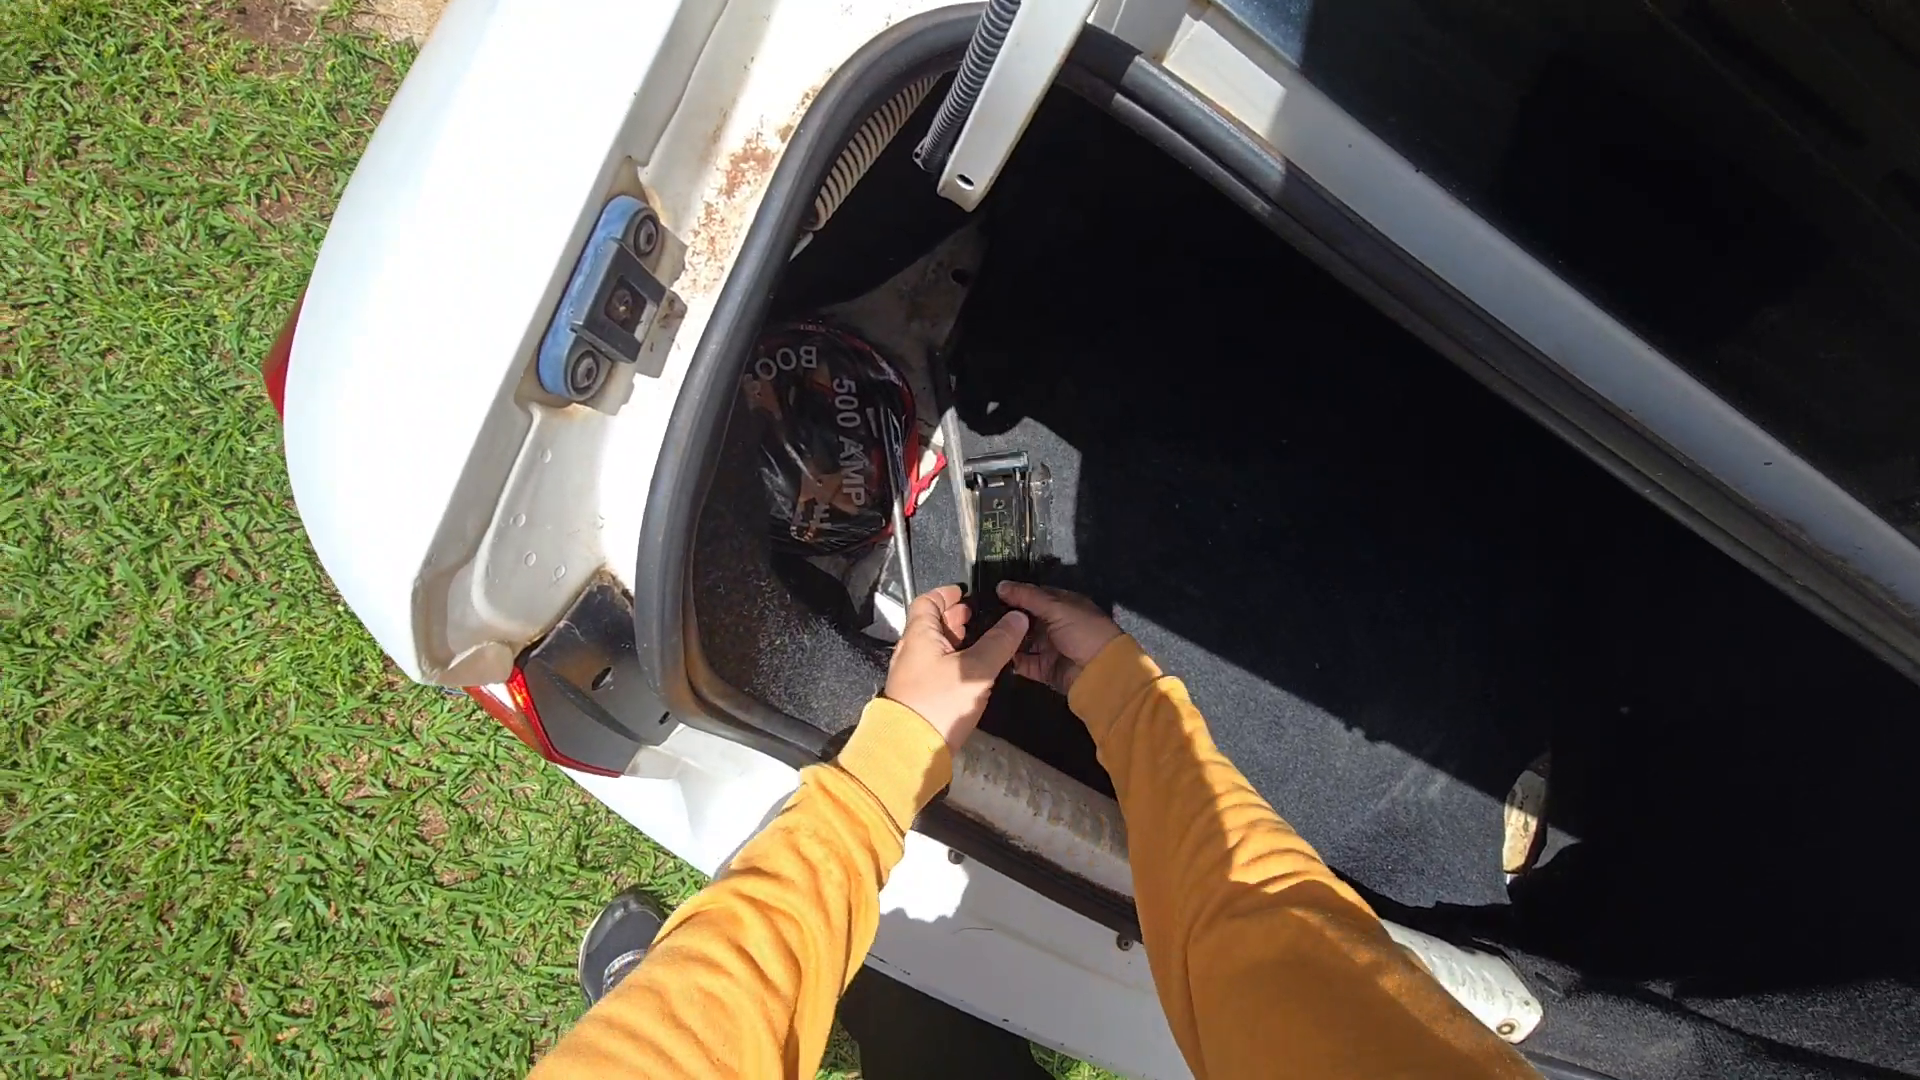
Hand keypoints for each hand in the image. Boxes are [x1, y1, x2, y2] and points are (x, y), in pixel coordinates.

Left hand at [884, 585, 1029, 751]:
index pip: (927, 602)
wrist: (911, 750)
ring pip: (936, 647)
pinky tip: (974, 670)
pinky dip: (955, 660)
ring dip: (957, 640)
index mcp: (919, 635)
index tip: (965, 593)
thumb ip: (999, 642)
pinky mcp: (920, 696)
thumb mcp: (976, 669)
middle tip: (981, 616)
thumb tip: (1018, 616)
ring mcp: (913, 675)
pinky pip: (938, 667)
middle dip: (956, 618)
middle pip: (932, 624)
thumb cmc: (940, 701)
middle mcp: (911, 651)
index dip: (946, 594)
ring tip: (983, 640)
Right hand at [996, 581, 1123, 694]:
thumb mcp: (1057, 608)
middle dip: (1008, 618)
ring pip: (1022, 641)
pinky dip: (1011, 660)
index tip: (992, 595)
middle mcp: (1055, 625)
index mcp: (1063, 605)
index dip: (1015, 595)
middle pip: (1026, 619)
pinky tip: (994, 654)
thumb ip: (1028, 597)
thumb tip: (1001, 585)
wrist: (1101, 672)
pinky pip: (1023, 663)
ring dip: (1007, 639)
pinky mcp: (1044, 669)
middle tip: (982, 616)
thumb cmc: (1083, 632)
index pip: (1035, 596)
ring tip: (984, 635)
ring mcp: (1049, 647)